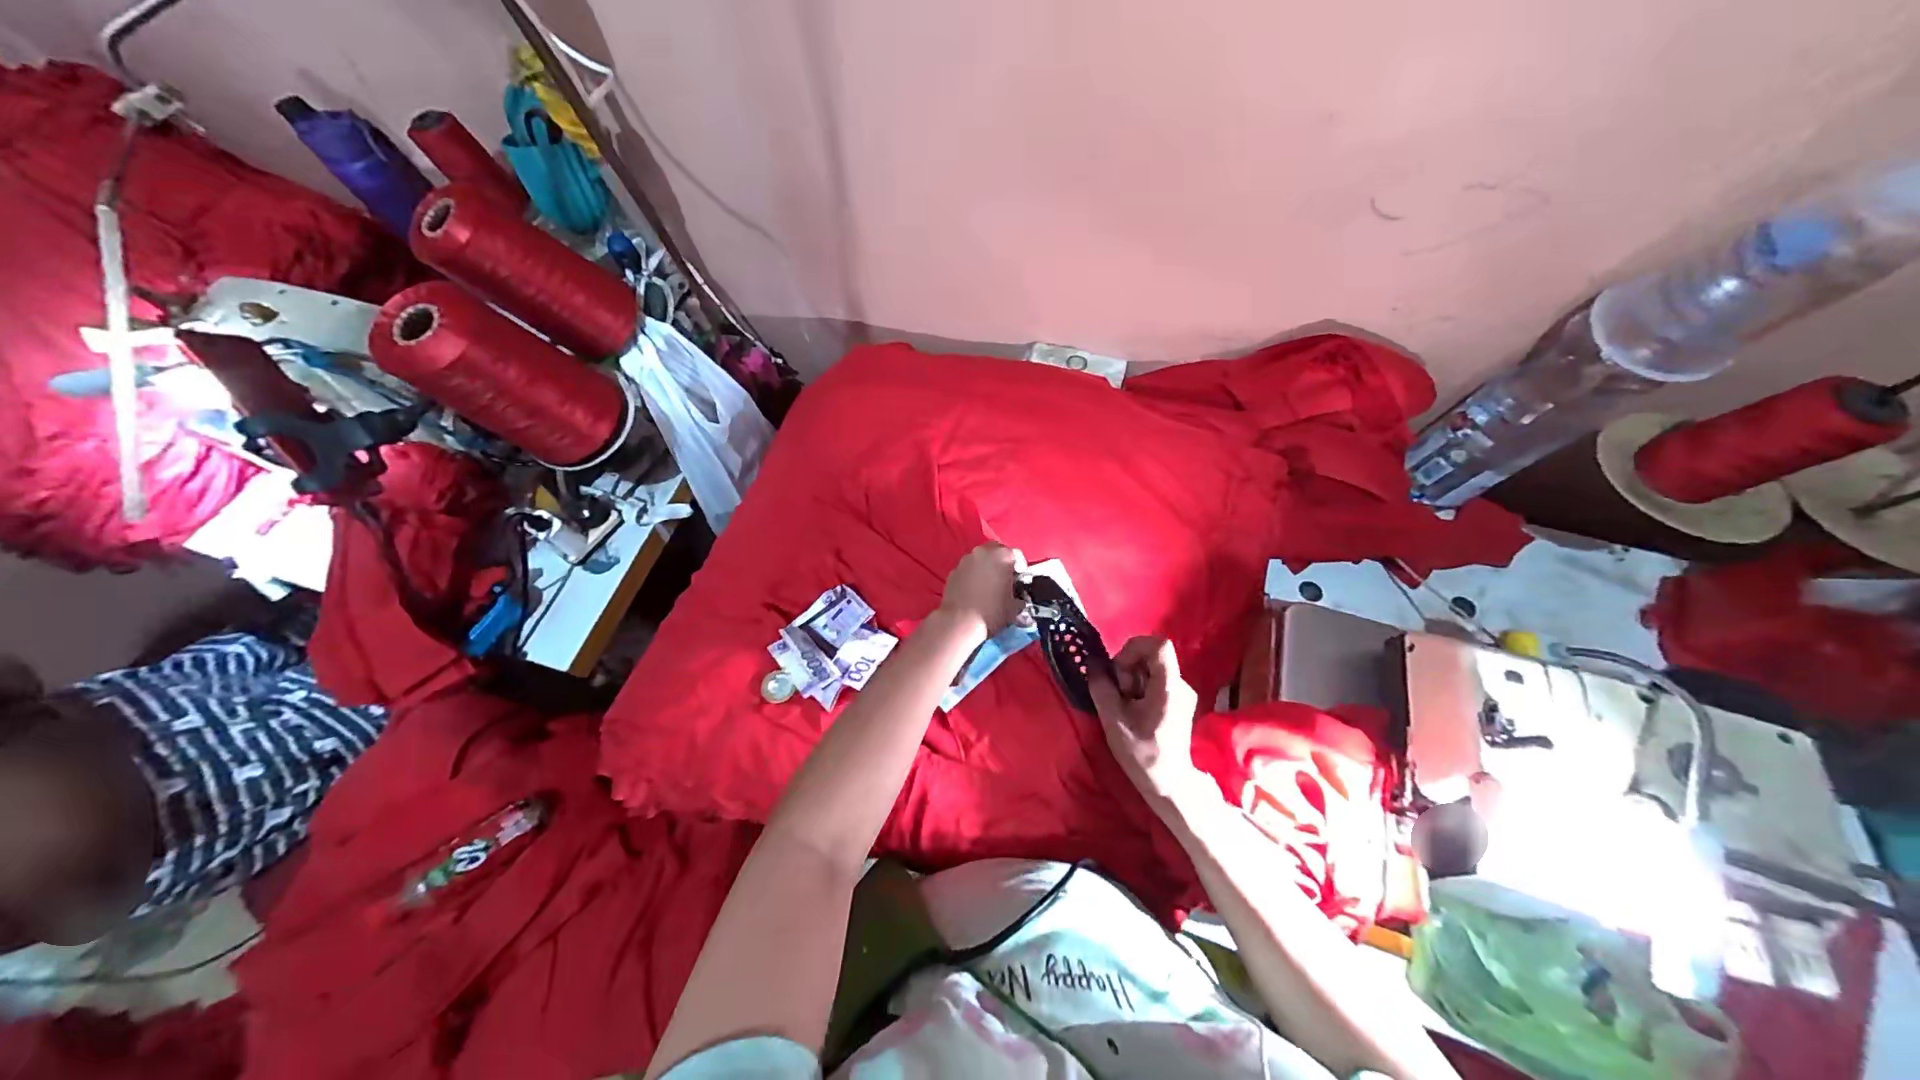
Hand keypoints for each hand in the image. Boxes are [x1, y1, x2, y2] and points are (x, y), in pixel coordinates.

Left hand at [937, 543, 1024, 638]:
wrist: (960, 622)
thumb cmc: (992, 612)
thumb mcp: (1014, 608)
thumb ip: (1018, 598)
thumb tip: (1017, 600)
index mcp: (1001, 556)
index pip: (1016, 554)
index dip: (1020, 566)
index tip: (1019, 577)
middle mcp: (982, 552)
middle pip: (995, 550)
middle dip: (1001, 561)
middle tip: (1004, 577)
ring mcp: (965, 561)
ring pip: (979, 559)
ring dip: (985, 567)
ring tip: (988, 585)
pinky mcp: (952, 572)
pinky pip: (967, 570)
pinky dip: (972, 576)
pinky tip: (973, 591)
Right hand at [1088, 637, 1208, 807]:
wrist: (1169, 783)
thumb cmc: (1142, 753)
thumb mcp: (1113, 719)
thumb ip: (1101, 687)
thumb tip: (1093, 663)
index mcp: (1169, 686)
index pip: (1159, 644)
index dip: (1133, 648)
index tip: (1118, 670)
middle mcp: (1181, 685)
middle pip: (1152, 657)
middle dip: (1128, 669)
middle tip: (1118, 695)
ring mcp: (1183, 693)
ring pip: (1152, 670)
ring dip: (1132, 681)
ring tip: (1125, 707)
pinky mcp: (1179, 702)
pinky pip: (1156, 682)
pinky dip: (1140, 690)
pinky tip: (1134, 713)